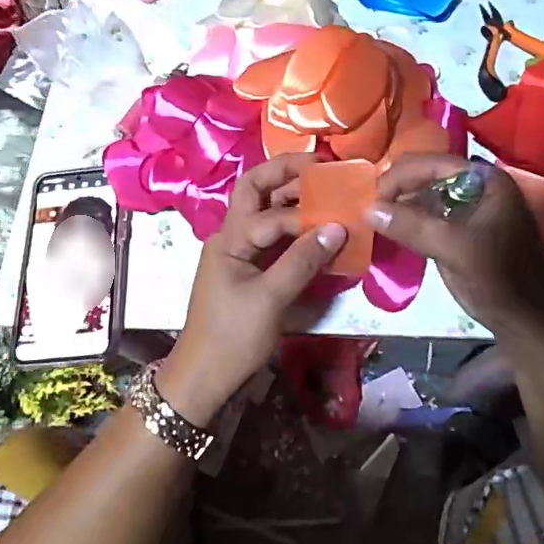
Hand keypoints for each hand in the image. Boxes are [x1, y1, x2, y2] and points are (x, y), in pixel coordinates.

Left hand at [157, 154, 344, 425]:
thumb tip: (339, 227)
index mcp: (229, 240)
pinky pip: (274, 235)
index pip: (268, 214)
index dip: (302, 216)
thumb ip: (303, 261)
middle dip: (286, 173)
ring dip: (293, 197)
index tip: (337, 220)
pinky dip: (296, 226)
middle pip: (255, 190)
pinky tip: (319, 228)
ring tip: (326, 190)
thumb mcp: (270, 300)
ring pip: (265, 209)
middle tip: (322, 165)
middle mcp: (232, 236)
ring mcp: (241, 251)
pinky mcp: (251, 267)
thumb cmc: (232, 338)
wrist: (205, 378)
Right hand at [369, 155, 543, 340]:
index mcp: (487, 180)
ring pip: (430, 195)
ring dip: (404, 204)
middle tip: (372, 208)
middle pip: (431, 175)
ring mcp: (475, 208)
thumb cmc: (499, 279)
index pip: (434, 163)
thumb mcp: (454, 249)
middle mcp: (482, 186)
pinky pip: (435, 215)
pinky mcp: (468, 230)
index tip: (372, 199)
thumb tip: (368, 209)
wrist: (530, 321)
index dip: (400, 177)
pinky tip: (395, 229)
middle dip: (400, 188)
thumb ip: (412, 226)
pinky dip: (414, 220)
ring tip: (378, 218)